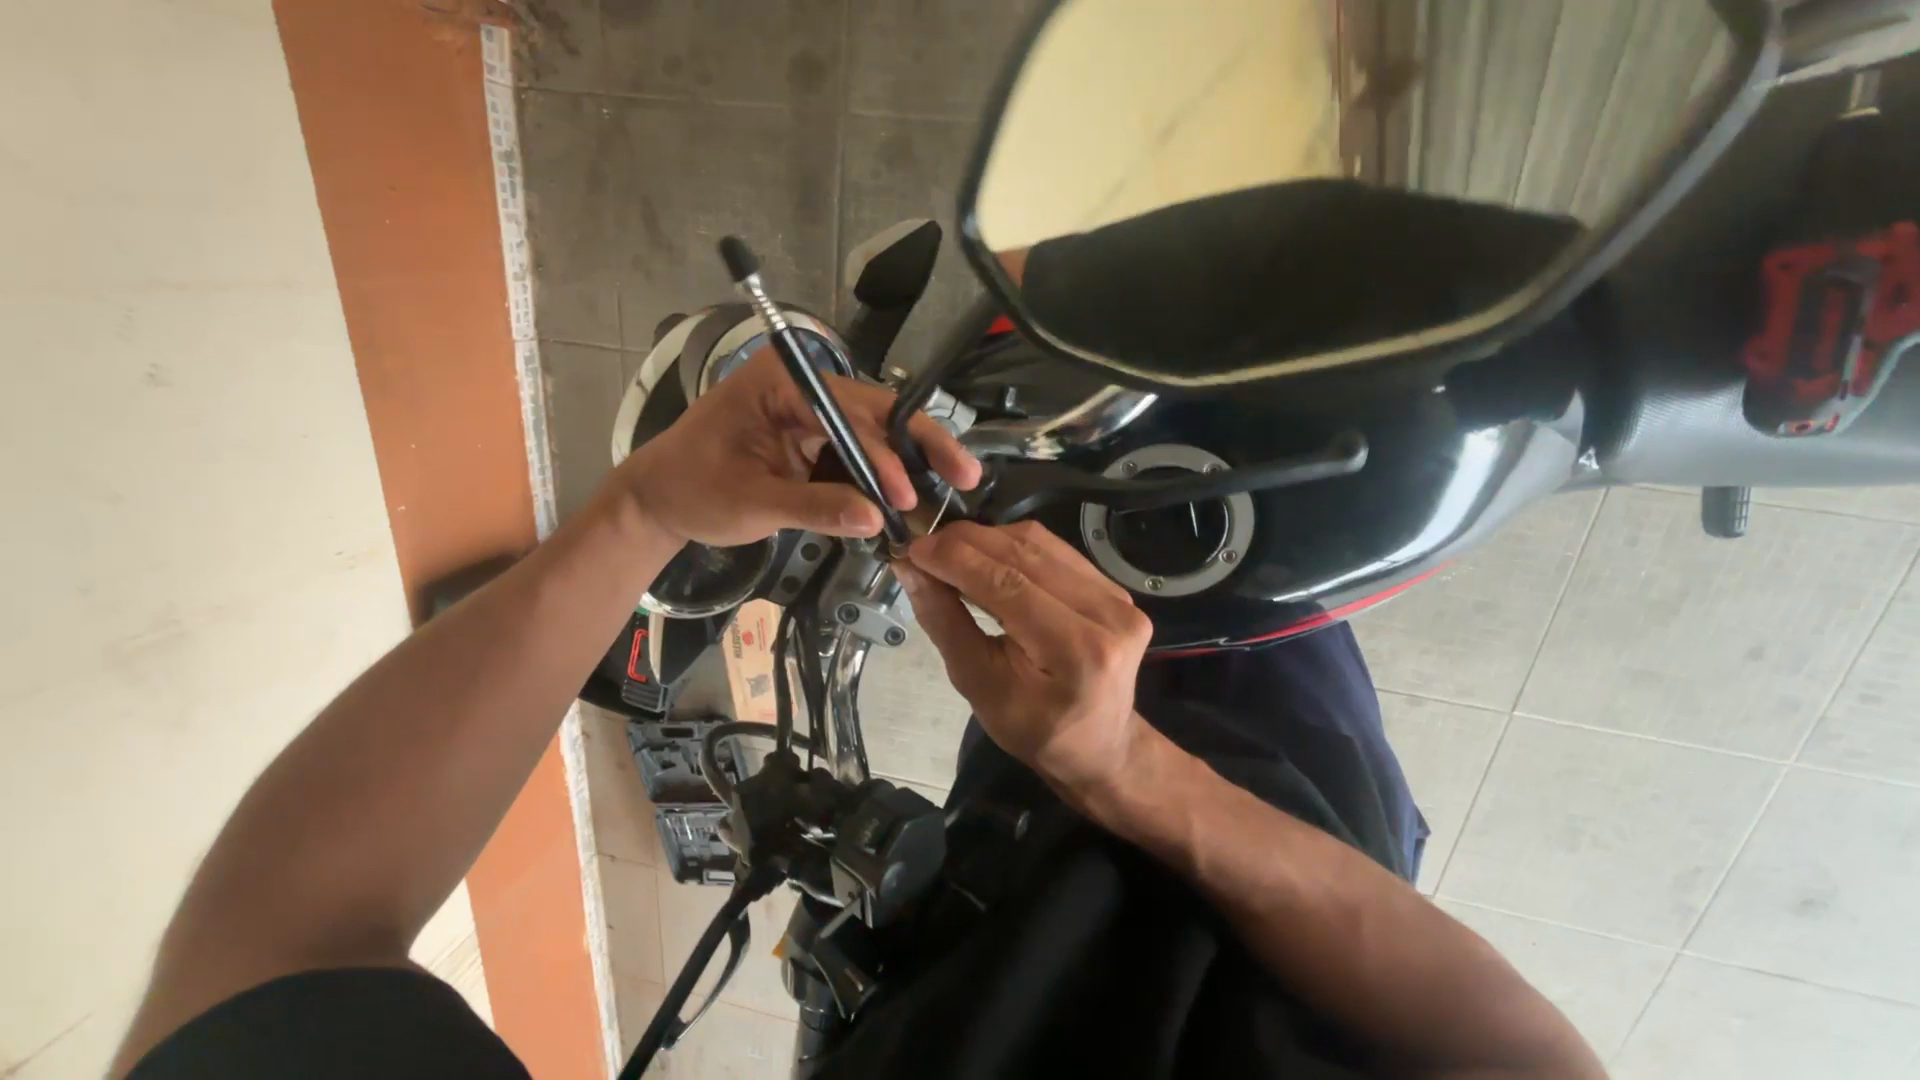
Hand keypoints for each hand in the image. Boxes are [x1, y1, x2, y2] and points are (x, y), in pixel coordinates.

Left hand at [614, 349, 981, 546]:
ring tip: (950, 485)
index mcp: (780, 385)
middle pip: (872, 411)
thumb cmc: (693, 490)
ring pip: (871, 429)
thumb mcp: (751, 502)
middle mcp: (800, 388)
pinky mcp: (810, 436)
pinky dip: (880, 473)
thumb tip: (876, 519)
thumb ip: (815, 508)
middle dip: (918, 445)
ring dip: (907, 460)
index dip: (884, 452)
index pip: (848, 411)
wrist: (657, 500)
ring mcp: (807, 412)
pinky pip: (854, 450)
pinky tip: (910, 492)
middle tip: (966, 474)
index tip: (906, 494)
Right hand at [898, 521, 1152, 799]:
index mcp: (1077, 650)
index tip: (913, 548)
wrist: (1095, 743)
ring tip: (948, 550)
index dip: (956, 560)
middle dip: (967, 544)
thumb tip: (910, 568)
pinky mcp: (1116, 588)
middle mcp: (1108, 615)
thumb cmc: (1033, 727)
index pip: (1008, 585)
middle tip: (923, 545)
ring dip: (988, 539)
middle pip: (1025, 556)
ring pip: (1040, 544)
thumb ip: (945, 621)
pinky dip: (1014, 547)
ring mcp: (1119, 598)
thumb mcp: (978, 684)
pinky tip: (985, 556)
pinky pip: (1057, 551)